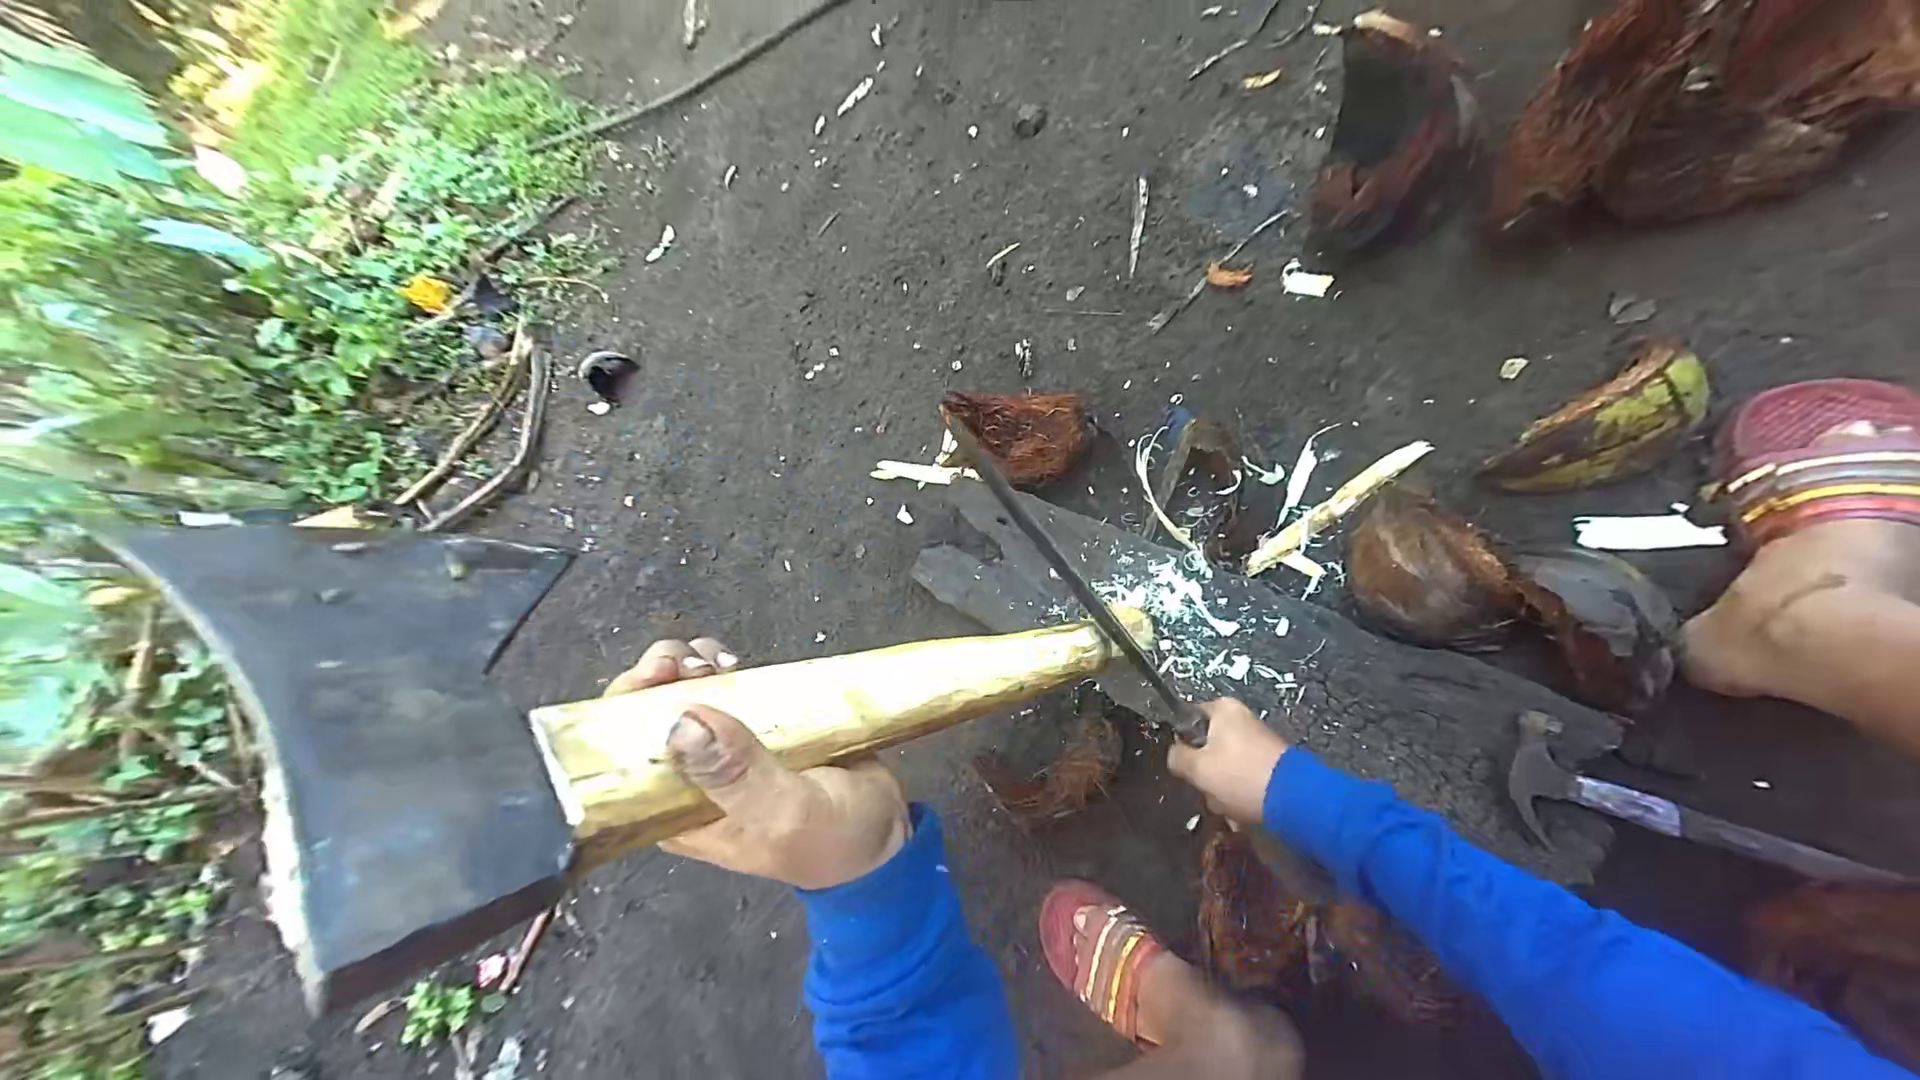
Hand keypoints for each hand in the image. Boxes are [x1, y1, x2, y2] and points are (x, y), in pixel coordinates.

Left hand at [602, 638, 910, 889]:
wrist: (886, 832)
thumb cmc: (831, 838)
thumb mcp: (785, 813)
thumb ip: (738, 774)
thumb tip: (682, 722)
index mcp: (680, 810)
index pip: (625, 758)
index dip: (626, 710)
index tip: (656, 675)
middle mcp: (694, 776)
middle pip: (651, 716)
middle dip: (661, 678)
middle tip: (693, 663)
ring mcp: (727, 746)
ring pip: (689, 694)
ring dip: (691, 667)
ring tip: (718, 659)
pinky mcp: (760, 724)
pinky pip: (731, 688)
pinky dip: (727, 667)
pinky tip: (736, 659)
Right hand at [1167, 698, 1289, 824]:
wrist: (1298, 801)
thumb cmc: (1239, 775)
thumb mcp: (1196, 767)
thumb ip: (1176, 757)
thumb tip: (1175, 755)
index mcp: (1223, 709)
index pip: (1187, 720)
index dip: (1182, 743)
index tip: (1185, 764)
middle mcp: (1242, 718)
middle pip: (1207, 746)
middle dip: (1206, 772)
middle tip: (1208, 788)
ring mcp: (1260, 741)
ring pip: (1226, 765)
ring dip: (1222, 787)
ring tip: (1227, 805)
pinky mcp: (1273, 764)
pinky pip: (1245, 776)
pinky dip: (1241, 792)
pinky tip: (1242, 809)